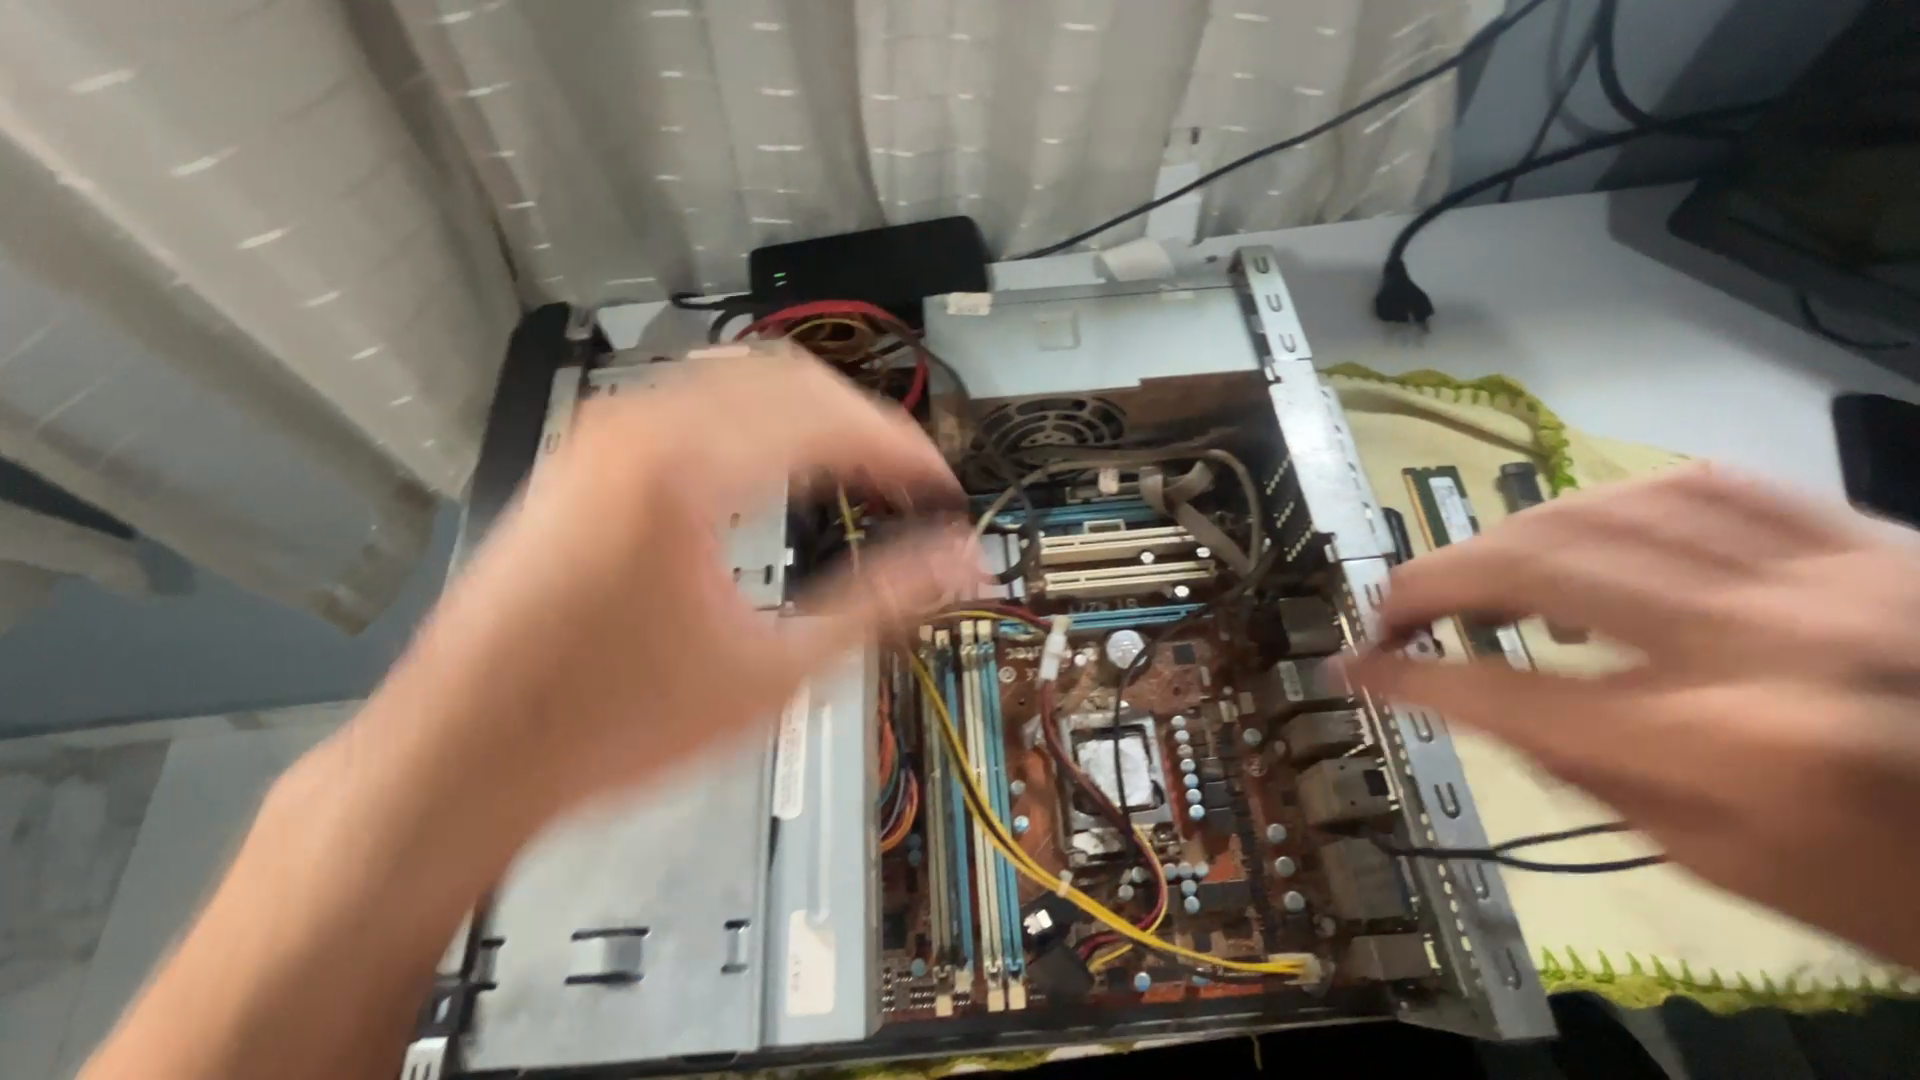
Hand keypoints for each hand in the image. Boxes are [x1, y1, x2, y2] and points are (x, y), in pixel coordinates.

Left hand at [366, 344, 976, 839]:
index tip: (943, 488)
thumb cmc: (612, 725)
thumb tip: (960, 564)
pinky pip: (690, 402)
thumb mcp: (771, 675)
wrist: (461, 753)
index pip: (835, 420)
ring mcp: (601, 432)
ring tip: (852, 472)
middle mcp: (641, 425)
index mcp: (691, 469)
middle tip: (906, 482)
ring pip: (738, 380)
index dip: (906, 451)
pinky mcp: (581, 454)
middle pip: (792, 379)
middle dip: (864, 424)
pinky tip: (770, 472)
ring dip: (808, 416)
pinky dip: (751, 423)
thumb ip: (880, 605)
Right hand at [1351, 467, 1919, 965]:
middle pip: (1537, 570)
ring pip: (1601, 512)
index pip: (1507, 694)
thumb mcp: (1730, 865)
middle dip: (1429, 582)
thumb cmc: (1907, 881)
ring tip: (1469, 573)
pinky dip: (1602, 502)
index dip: (1407, 676)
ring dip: (1503, 538)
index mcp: (1728, 748)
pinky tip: (1572, 529)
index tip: (1351, 668)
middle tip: (1388, 608)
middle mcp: (1763, 643)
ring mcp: (1818, 574)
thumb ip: (1589, 775)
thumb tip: (1483, 703)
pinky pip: (1696, 485)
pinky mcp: (1859, 540)